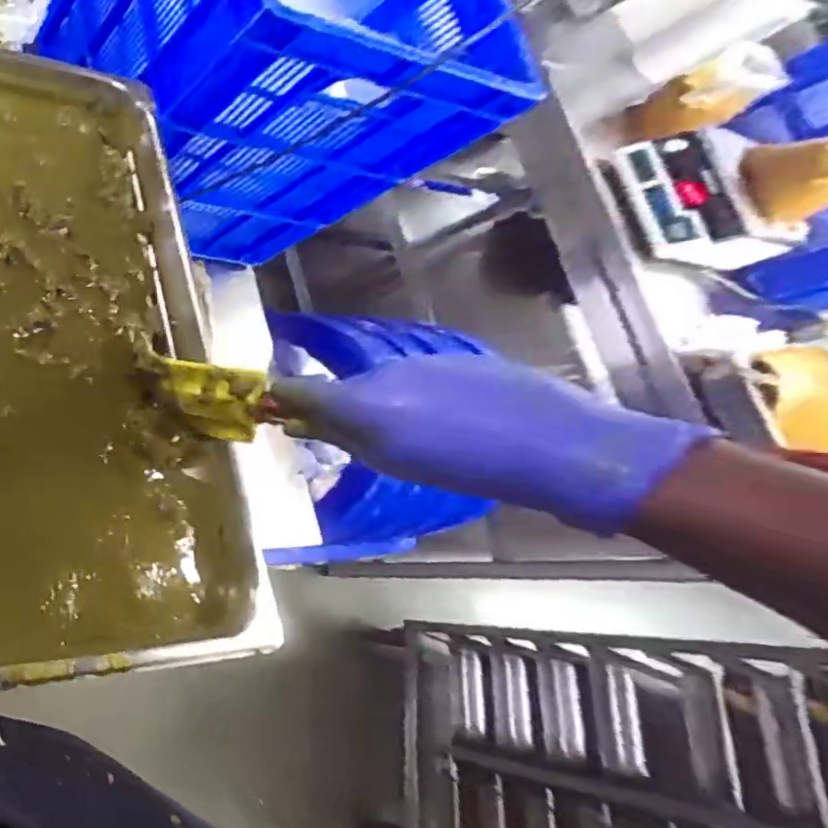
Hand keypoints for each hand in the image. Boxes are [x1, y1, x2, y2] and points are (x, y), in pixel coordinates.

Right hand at [271, 354, 718, 534]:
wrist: (563, 447)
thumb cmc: (463, 465)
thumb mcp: (388, 458)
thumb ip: (338, 434)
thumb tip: (294, 420)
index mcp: (364, 398)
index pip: (302, 389)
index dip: (279, 395)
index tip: (263, 404)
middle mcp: (388, 371)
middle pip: (343, 387)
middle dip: (331, 406)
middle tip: (334, 435)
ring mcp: (427, 363)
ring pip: (381, 383)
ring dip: (374, 404)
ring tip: (397, 436)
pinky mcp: (461, 363)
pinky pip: (416, 380)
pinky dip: (409, 399)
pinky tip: (437, 424)